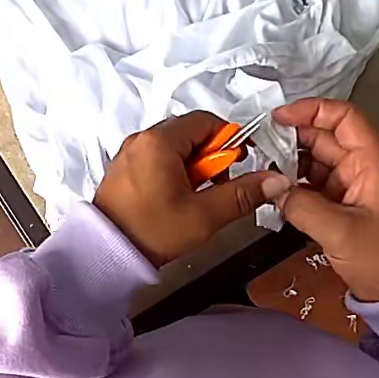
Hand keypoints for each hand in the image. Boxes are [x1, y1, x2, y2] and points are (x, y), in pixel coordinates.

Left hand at [94, 112, 274, 264]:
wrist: (105, 255)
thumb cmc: (150, 232)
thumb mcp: (205, 215)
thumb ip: (243, 194)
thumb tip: (273, 181)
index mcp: (160, 142)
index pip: (207, 121)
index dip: (230, 140)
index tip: (240, 162)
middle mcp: (142, 140)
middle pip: (191, 133)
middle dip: (212, 156)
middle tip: (218, 185)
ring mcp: (131, 153)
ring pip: (175, 146)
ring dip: (195, 165)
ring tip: (198, 195)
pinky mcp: (125, 169)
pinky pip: (158, 158)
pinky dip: (175, 171)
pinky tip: (178, 198)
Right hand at [261, 98, 378, 301]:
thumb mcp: (342, 233)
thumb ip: (302, 206)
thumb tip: (273, 188)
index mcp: (374, 162)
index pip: (343, 117)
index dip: (310, 110)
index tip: (279, 117)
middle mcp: (364, 167)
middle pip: (325, 138)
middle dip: (292, 139)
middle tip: (260, 148)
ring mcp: (355, 186)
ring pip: (317, 161)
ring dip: (291, 164)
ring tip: (263, 172)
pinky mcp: (346, 206)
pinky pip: (316, 185)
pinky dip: (296, 186)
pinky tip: (277, 192)